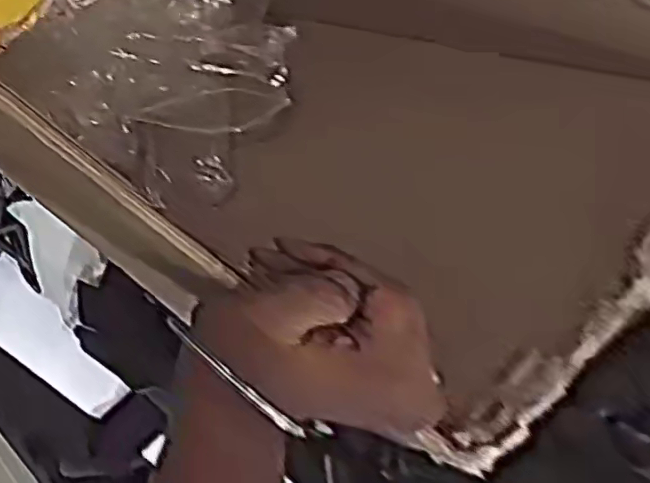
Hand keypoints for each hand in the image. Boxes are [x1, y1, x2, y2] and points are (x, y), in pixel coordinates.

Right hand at [192, 240, 445, 440]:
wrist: (231, 402)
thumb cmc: (242, 359)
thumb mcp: (267, 314)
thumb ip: (314, 291)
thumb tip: (341, 280)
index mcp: (397, 374)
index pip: (391, 295)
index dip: (338, 261)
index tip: (289, 247)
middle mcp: (418, 389)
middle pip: (388, 304)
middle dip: (328, 273)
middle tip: (276, 256)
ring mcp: (407, 392)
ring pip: (378, 313)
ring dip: (325, 286)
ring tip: (275, 270)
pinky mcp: (388, 387)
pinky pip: (372, 330)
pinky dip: (332, 306)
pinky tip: (292, 293)